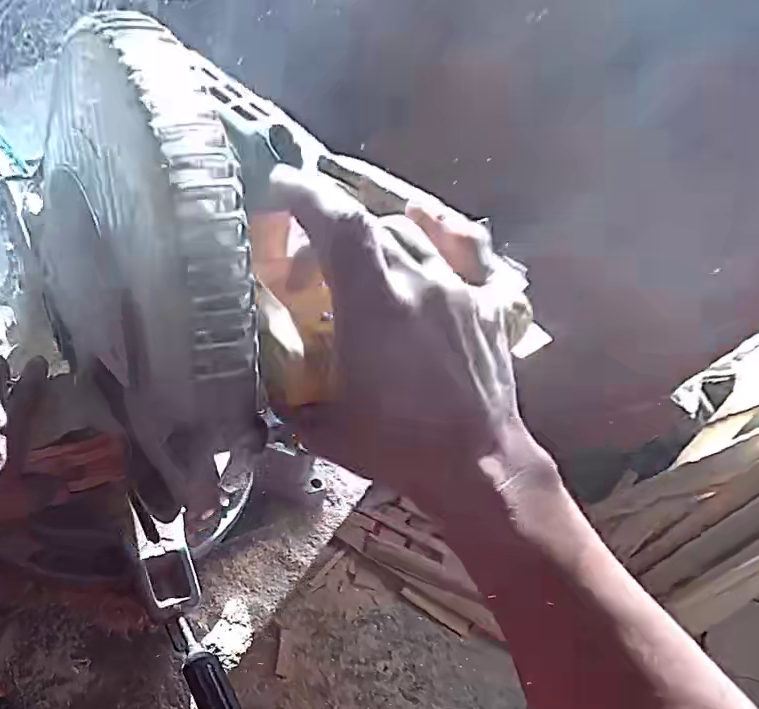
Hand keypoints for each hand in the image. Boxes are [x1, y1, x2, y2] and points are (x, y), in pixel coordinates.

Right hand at [267, 165, 550, 509]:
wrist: (474, 466)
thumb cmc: (396, 449)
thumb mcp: (323, 429)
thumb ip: (289, 397)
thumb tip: (270, 382)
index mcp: (374, 303)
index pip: (336, 218)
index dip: (301, 193)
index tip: (275, 191)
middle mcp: (419, 280)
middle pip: (367, 224)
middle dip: (324, 237)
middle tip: (303, 276)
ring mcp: (458, 289)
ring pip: (410, 234)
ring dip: (371, 240)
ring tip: (352, 268)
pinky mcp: (487, 305)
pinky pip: (467, 249)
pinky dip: (439, 230)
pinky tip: (423, 225)